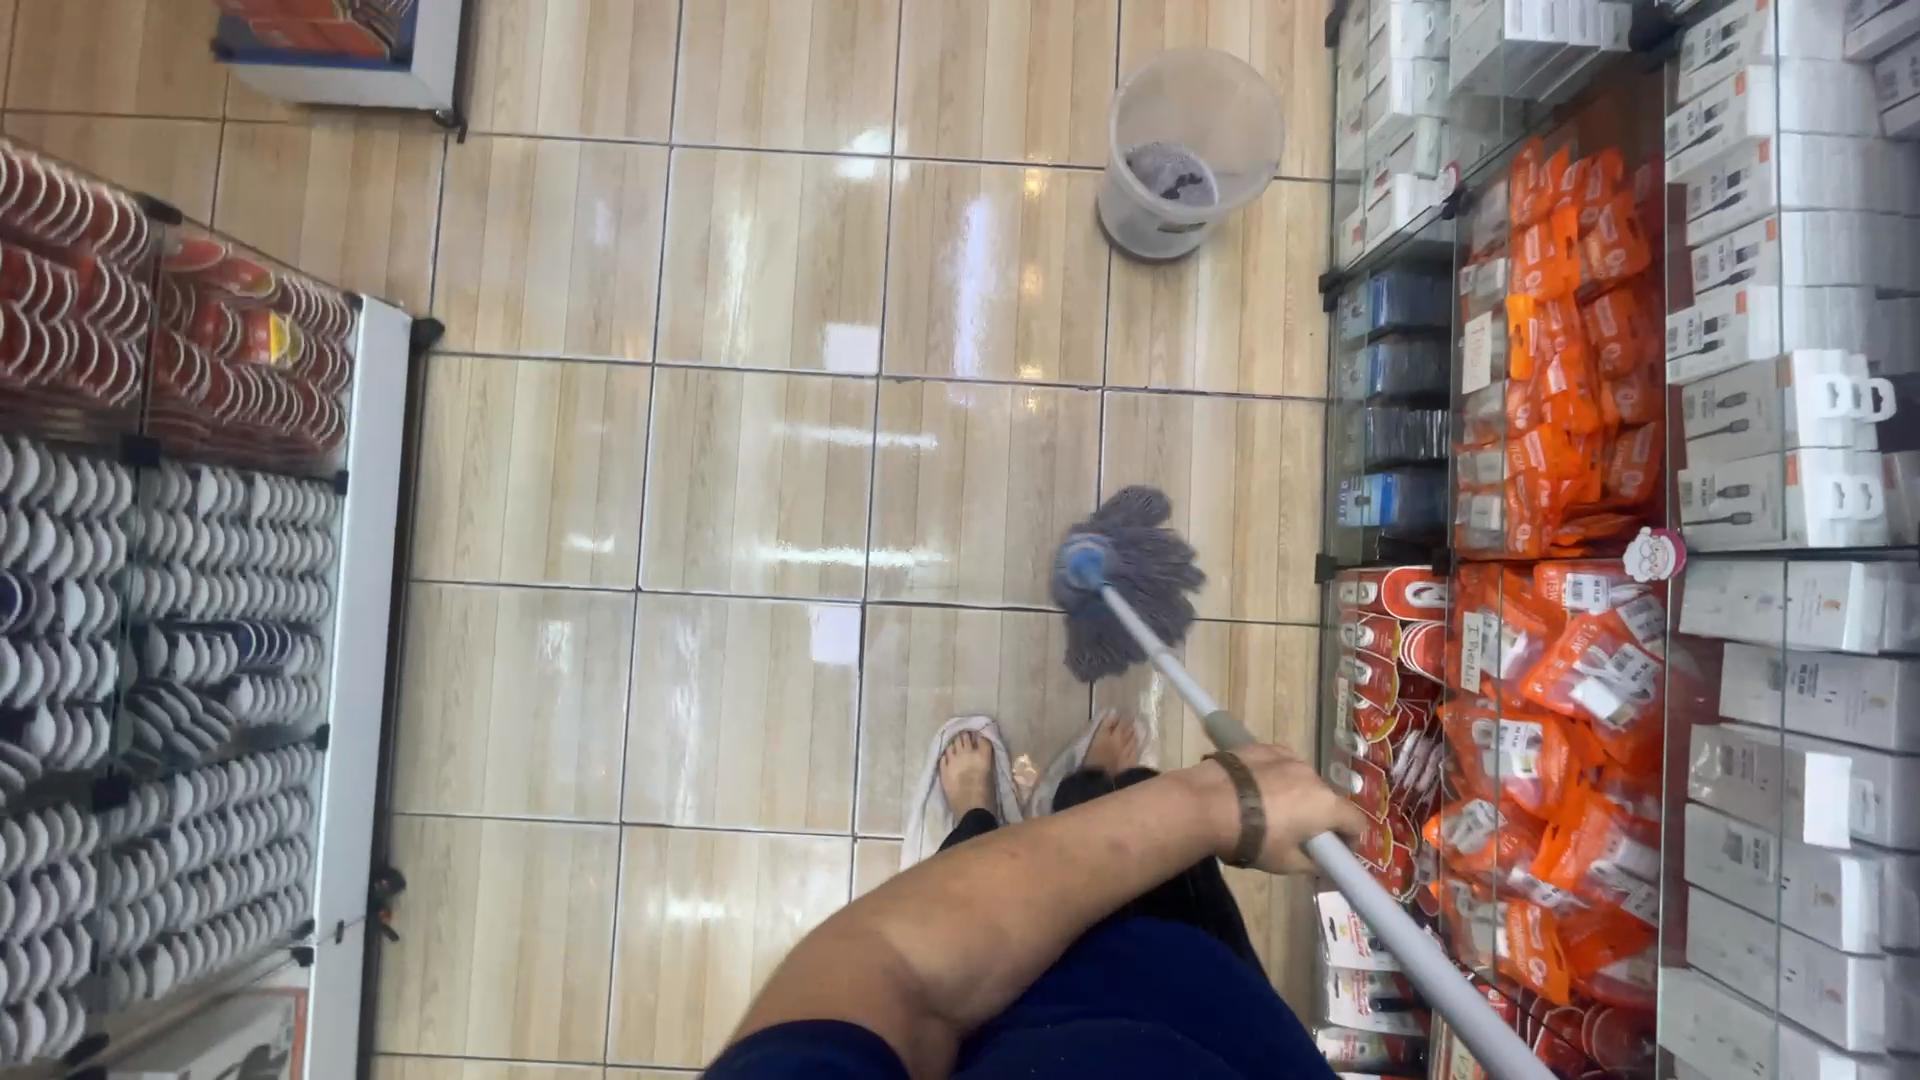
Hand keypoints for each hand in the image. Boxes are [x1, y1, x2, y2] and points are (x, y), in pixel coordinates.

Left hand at [1183, 743, 1369, 874]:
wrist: (1207, 802)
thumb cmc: (1252, 837)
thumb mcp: (1286, 863)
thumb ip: (1311, 864)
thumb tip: (1320, 865)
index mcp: (1326, 804)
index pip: (1355, 822)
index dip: (1349, 839)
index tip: (1335, 851)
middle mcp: (1311, 775)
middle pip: (1326, 798)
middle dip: (1319, 816)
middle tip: (1298, 832)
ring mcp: (1285, 755)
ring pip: (1301, 778)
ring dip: (1296, 792)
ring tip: (1271, 808)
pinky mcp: (1260, 746)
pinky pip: (1278, 762)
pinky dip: (1274, 774)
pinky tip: (1256, 786)